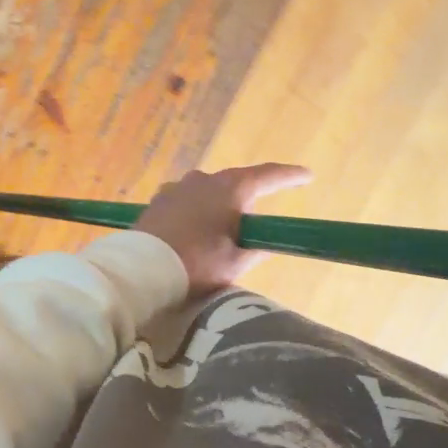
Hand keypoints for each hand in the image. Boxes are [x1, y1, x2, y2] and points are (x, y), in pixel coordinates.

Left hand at [134, 163, 310, 294]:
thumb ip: (256, 248)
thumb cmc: (195, 265)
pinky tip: (191, 230)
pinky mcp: (156, 202)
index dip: (290, 176)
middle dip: (247, 200)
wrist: (140, 271)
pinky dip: (194, 212)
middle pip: (235, 184)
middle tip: (252, 224)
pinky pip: (184, 202)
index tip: (307, 176)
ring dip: (216, 207)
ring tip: (217, 233)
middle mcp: (203, 179)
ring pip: (207, 192)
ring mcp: (176, 188)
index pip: (268, 175)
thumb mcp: (235, 262)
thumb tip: (263, 242)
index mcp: (230, 188)